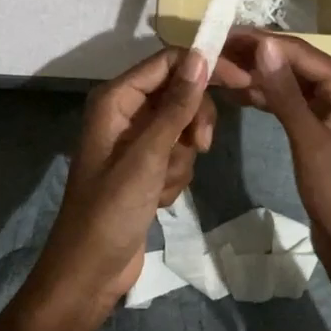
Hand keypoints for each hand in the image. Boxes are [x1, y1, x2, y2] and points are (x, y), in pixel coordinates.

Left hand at [33, 48, 216, 306]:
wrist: (89, 273)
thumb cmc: (111, 210)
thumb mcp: (147, 156)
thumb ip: (176, 106)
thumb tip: (202, 57)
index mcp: (116, 99)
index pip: (168, 62)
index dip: (204, 66)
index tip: (241, 79)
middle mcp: (125, 112)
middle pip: (180, 93)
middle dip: (193, 122)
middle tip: (200, 146)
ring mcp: (135, 141)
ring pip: (183, 127)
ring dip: (183, 157)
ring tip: (163, 185)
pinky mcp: (145, 166)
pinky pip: (178, 154)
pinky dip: (176, 174)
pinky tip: (159, 200)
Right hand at [213, 31, 330, 286]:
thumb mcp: (310, 141)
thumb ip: (285, 92)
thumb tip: (264, 44)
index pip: (299, 51)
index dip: (260, 42)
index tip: (221, 34)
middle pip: (295, 63)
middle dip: (256, 57)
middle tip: (212, 52)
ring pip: (290, 83)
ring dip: (258, 77)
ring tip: (218, 69)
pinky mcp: (321, 131)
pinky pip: (291, 104)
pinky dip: (267, 98)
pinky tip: (238, 94)